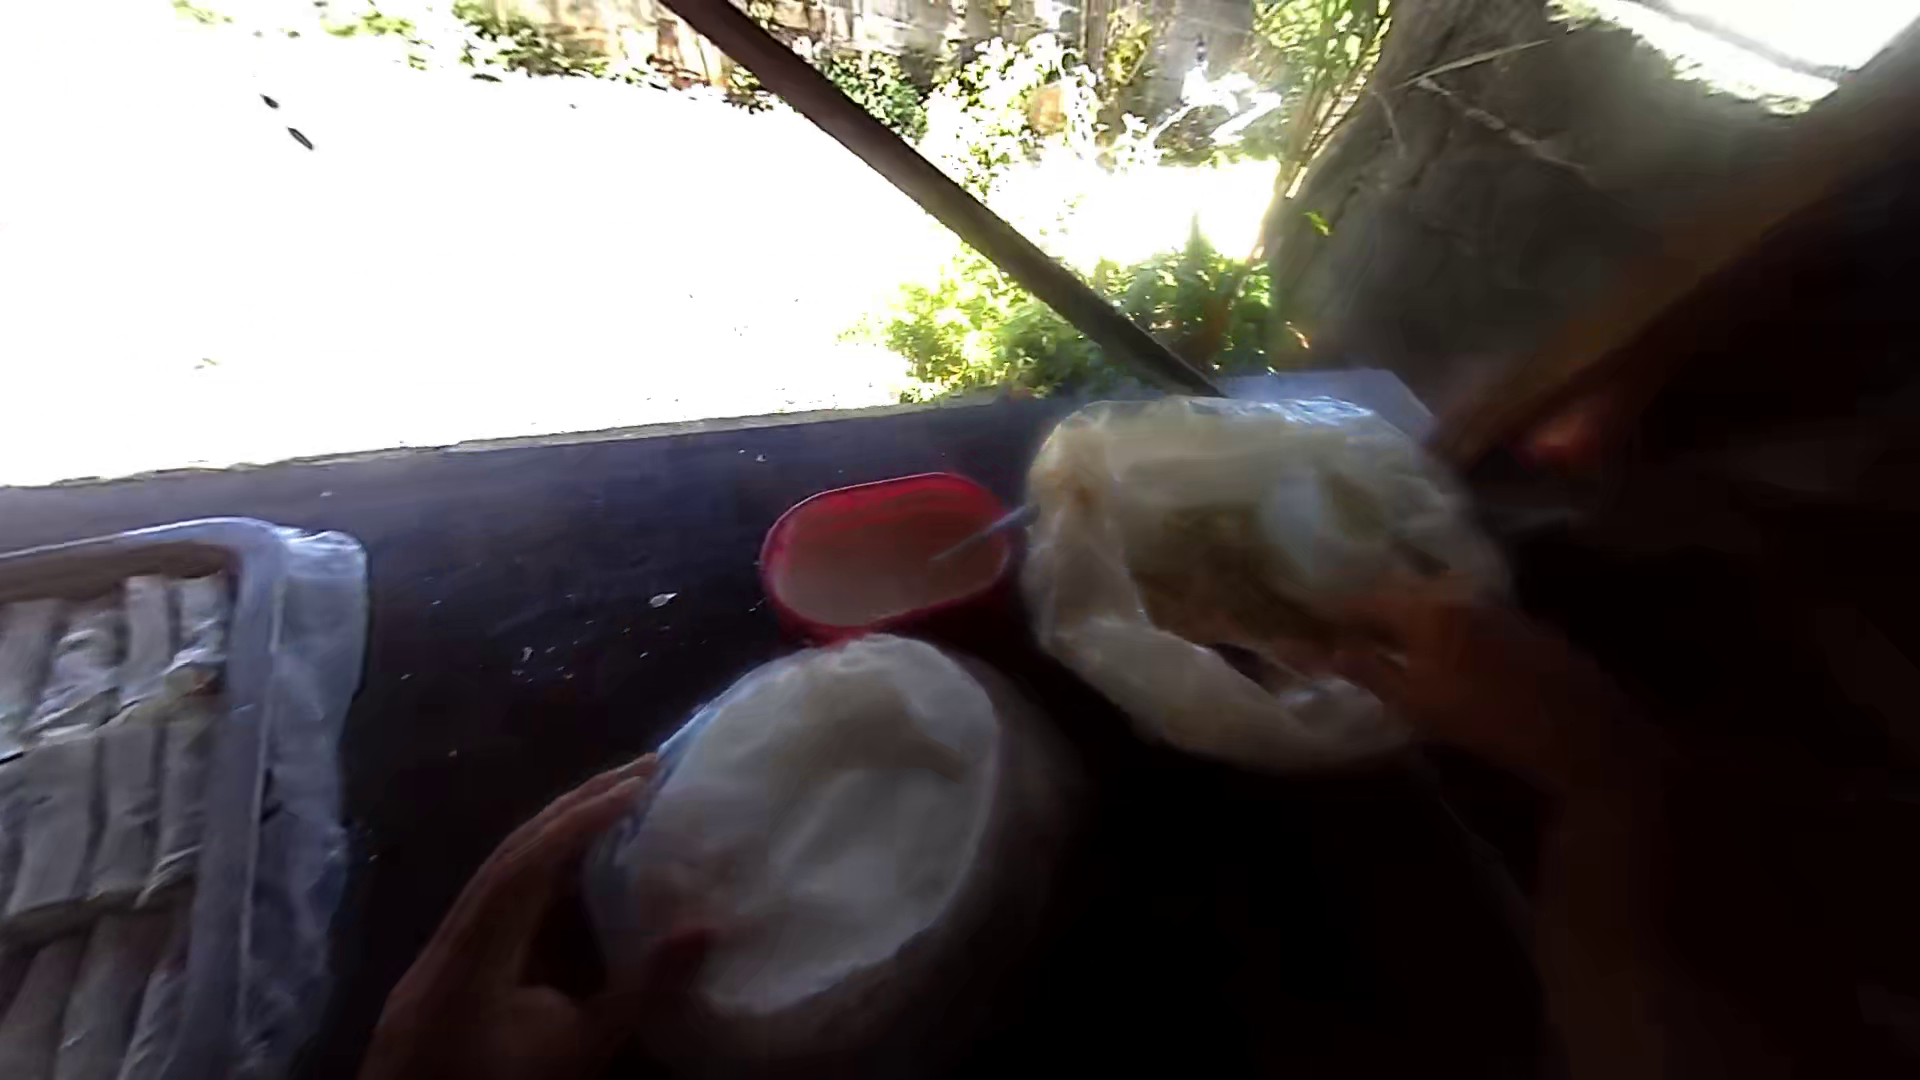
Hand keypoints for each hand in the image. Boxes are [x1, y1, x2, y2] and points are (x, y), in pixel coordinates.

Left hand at [358, 756, 707, 1079]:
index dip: (579, 822)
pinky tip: (586, 843)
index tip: (636, 787)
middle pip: (511, 851)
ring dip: (563, 819)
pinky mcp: (451, 957)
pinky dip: (548, 851)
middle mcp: (444, 948)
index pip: (522, 871)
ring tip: (621, 790)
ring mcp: (441, 950)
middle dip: (578, 802)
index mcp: (467, 970)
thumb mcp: (580, 1055)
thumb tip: (708, 928)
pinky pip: (502, 883)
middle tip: (642, 768)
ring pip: (503, 861)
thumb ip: (642, 990)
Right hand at [1332, 586, 1658, 795]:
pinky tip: (1435, 642)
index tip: (1311, 617)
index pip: (1362, 600)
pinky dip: (1435, 617)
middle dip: (1367, 605)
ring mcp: (1490, 603)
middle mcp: (1455, 594)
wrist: (1585, 734)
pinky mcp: (1516, 619)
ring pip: (1429, 595)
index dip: (1333, 610)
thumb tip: (1325, 649)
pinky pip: (1459, 606)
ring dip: (1402, 610)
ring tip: (1386, 634)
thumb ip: (1365, 668)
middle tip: (1346, 626)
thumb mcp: (1413, 700)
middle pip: (1395, 590)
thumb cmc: (1485, 717)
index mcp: (1424, 609)